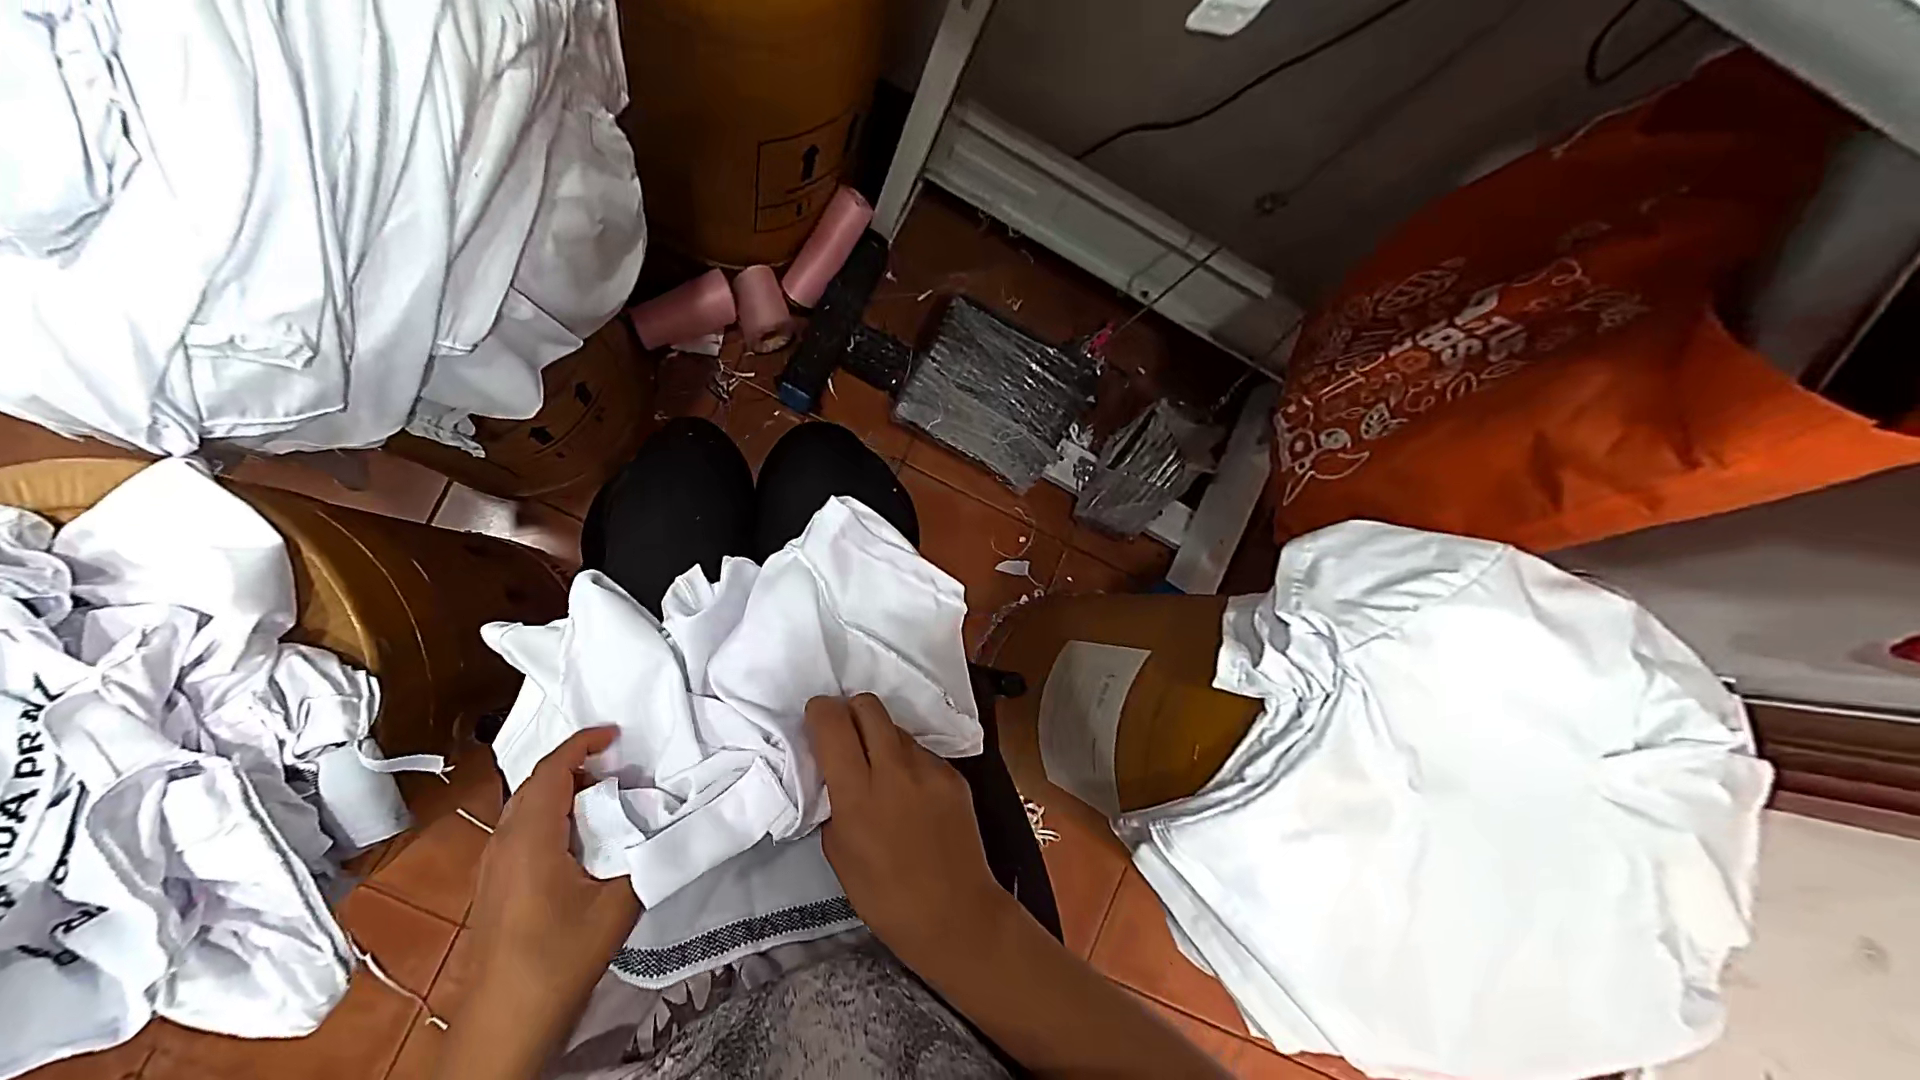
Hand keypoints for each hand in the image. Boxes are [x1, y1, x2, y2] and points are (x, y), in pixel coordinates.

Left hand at [466, 727, 639, 1020]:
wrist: (502, 1026)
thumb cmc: (557, 960)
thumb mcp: (616, 903)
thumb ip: (643, 854)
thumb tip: (664, 820)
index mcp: (529, 839)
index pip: (551, 770)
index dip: (582, 743)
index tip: (615, 733)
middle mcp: (503, 844)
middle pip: (535, 785)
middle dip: (576, 764)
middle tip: (619, 765)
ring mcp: (493, 867)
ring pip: (526, 808)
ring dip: (564, 790)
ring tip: (607, 795)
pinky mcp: (494, 887)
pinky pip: (522, 830)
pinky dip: (553, 815)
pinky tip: (582, 837)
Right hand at [806, 694, 1013, 974]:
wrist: (955, 914)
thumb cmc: (885, 897)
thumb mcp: (839, 852)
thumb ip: (834, 803)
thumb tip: (834, 773)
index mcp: (858, 793)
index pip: (834, 724)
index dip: (820, 711)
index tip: (816, 717)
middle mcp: (895, 770)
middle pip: (869, 706)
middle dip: (851, 711)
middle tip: (845, 733)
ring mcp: (930, 769)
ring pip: (896, 729)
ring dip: (881, 738)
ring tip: (881, 772)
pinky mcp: (954, 775)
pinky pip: (922, 753)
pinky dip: (909, 762)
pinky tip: (911, 794)